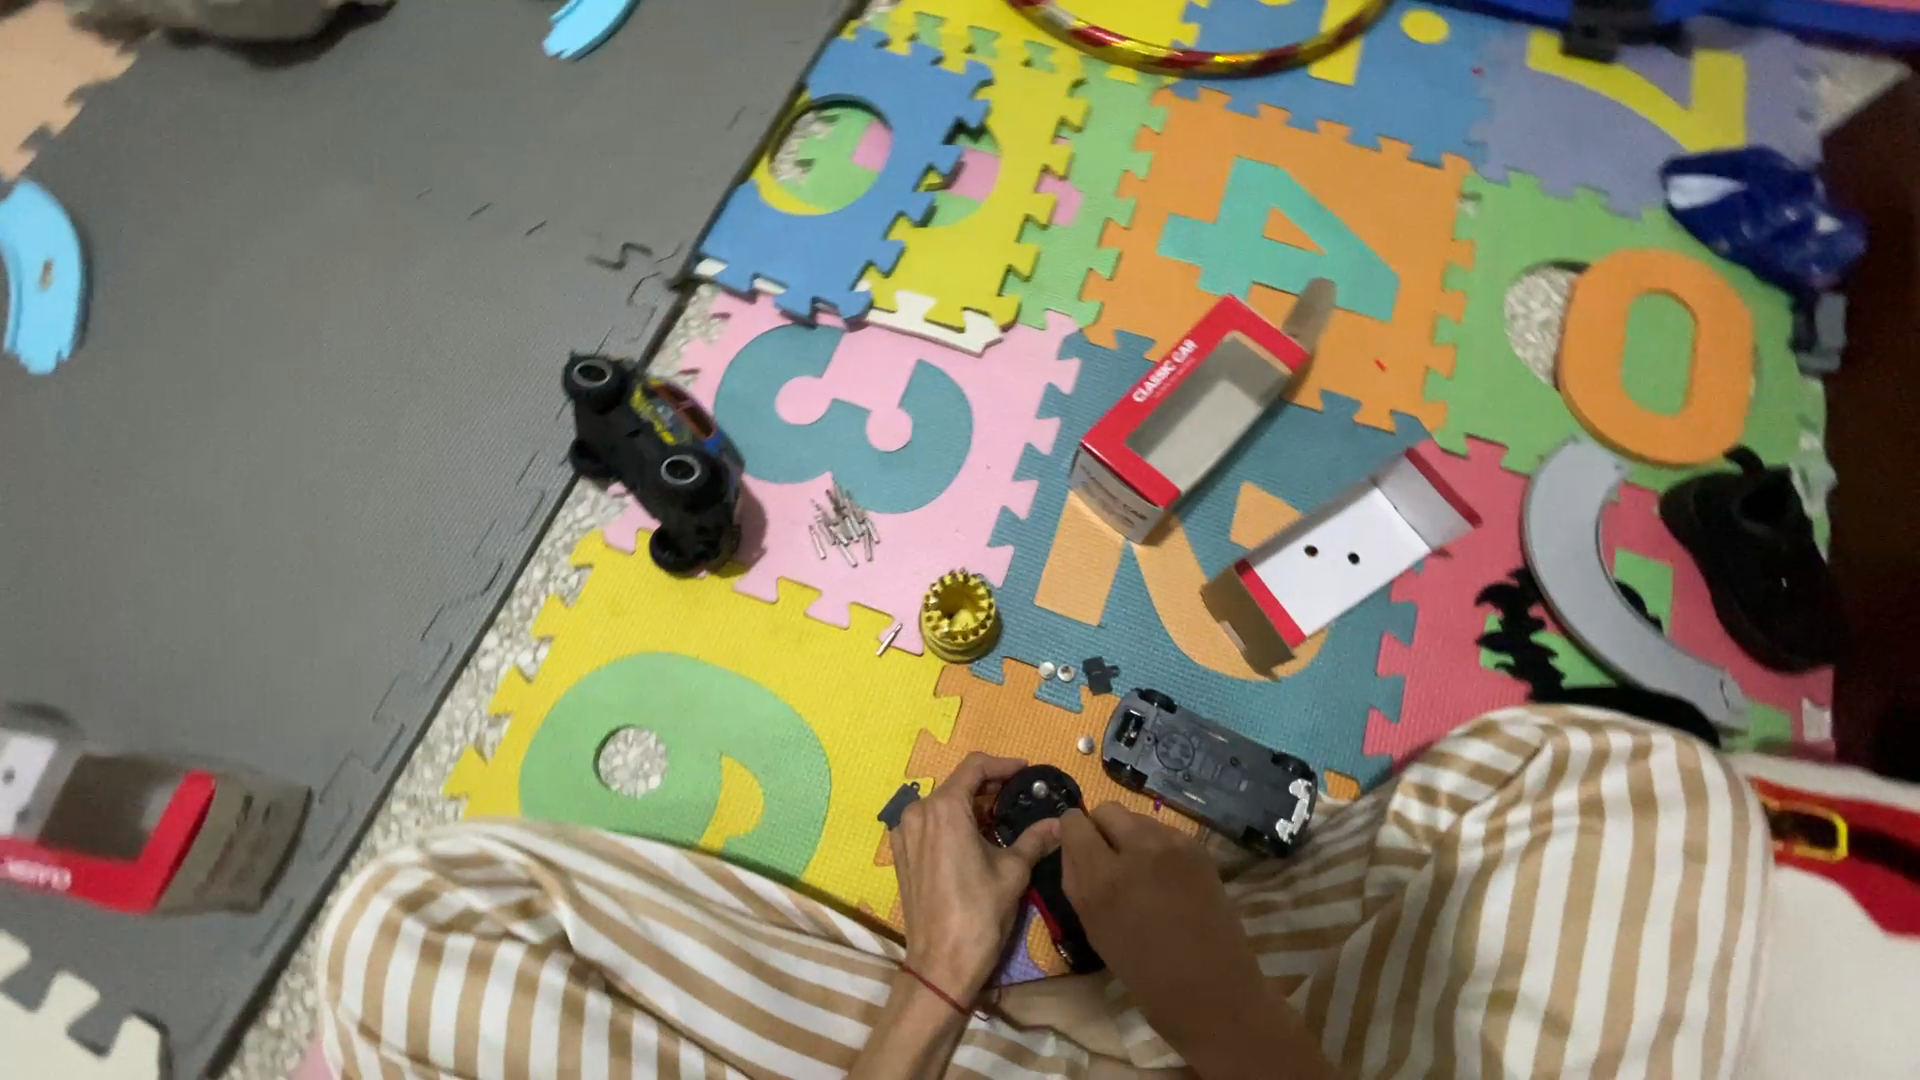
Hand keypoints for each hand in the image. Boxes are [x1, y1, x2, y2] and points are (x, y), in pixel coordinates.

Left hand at [890, 753, 1060, 1003]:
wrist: (940, 965)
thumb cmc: (979, 913)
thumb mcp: (1013, 872)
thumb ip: (1035, 839)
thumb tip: (1061, 824)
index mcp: (943, 807)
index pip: (974, 767)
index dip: (1003, 765)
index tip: (1026, 772)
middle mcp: (917, 812)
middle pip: (957, 785)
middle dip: (988, 787)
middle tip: (1018, 797)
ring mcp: (904, 834)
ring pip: (942, 805)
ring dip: (970, 807)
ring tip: (999, 821)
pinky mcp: (901, 855)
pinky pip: (929, 825)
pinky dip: (952, 824)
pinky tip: (974, 841)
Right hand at [1061, 804, 1335, 1079]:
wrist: (1213, 990)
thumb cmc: (1143, 971)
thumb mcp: (1093, 927)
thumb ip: (1076, 878)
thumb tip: (1071, 843)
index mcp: (1103, 877)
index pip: (1074, 821)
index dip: (1073, 832)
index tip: (1080, 849)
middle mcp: (1137, 848)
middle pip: (1107, 809)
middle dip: (1102, 828)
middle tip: (1110, 858)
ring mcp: (1172, 844)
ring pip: (1137, 817)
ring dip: (1131, 835)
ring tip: (1141, 870)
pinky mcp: (1198, 847)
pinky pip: (1164, 831)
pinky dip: (1157, 846)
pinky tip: (1167, 877)